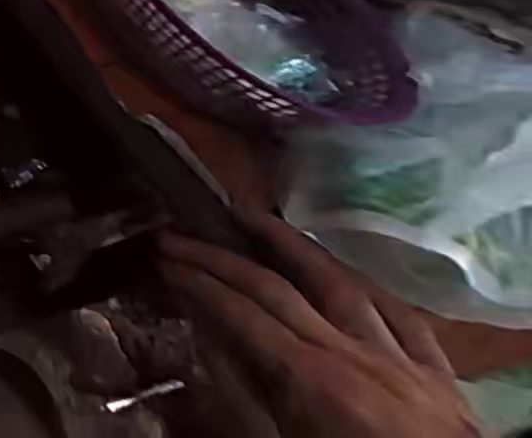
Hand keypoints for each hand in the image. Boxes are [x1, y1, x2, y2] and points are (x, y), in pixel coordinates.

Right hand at [159, 210, 478, 437]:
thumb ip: (236, 385)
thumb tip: (199, 328)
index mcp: (313, 380)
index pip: (236, 309)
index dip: (192, 279)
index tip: (159, 259)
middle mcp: (357, 358)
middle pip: (275, 287)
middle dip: (215, 254)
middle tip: (174, 234)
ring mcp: (405, 364)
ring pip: (342, 284)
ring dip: (289, 243)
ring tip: (250, 215)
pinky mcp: (442, 377)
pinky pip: (404, 318)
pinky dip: (362, 284)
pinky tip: (333, 266)